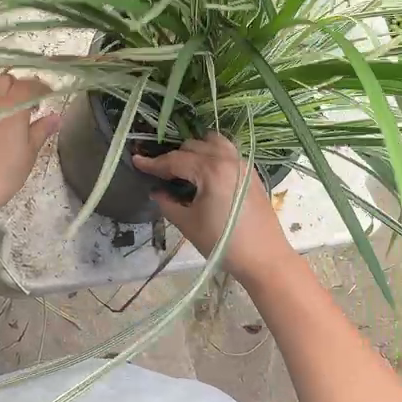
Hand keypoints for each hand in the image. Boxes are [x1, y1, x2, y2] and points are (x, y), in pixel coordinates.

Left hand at [0, 71, 59, 223]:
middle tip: (20, 105)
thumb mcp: (28, 156)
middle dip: (16, 87)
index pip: (29, 85)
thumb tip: (56, 117)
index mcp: (12, 107)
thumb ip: (40, 131)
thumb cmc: (1, 177)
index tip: (45, 98)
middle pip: (4, 79)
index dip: (40, 88)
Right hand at [132, 133, 295, 282]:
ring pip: (213, 143)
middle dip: (174, 157)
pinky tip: (205, 173)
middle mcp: (228, 159)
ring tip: (184, 168)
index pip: (175, 160)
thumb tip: (157, 191)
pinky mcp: (252, 173)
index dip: (153, 163)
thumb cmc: (223, 243)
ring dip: (196, 150)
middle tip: (161, 174)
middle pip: (193, 146)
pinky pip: (228, 152)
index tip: (136, 161)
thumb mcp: (188, 224)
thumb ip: (167, 203)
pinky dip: (212, 154)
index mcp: (211, 170)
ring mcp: (243, 164)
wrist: (265, 258)